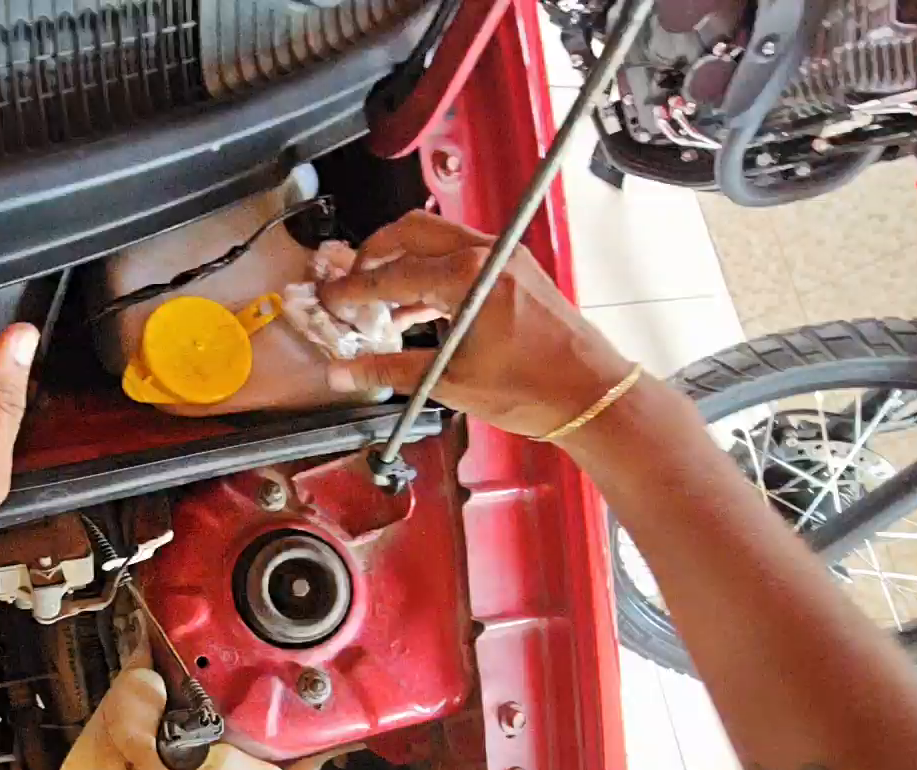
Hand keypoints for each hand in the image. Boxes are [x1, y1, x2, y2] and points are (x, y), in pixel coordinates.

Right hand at [318, 211, 634, 438]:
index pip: (390, 274)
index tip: (329, 298)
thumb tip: (342, 372)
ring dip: (400, 260)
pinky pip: (457, 256)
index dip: (352, 288)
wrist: (587, 391)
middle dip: (372, 255)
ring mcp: (501, 256)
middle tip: (350, 286)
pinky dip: (428, 273)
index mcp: (466, 277)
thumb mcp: (447, 381)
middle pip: (410, 231)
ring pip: (434, 237)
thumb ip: (389, 370)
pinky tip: (411, 310)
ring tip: (375, 299)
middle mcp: (484, 254)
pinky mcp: (511, 268)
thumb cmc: (527, 388)